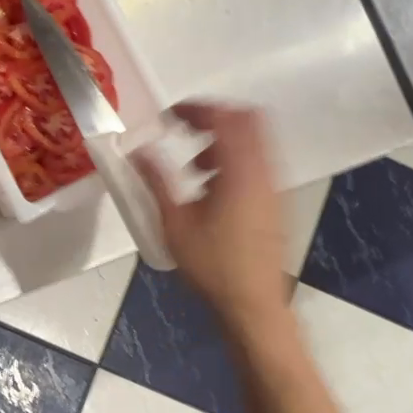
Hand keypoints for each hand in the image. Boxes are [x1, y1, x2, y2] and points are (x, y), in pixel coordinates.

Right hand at [138, 104, 290, 332]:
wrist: (253, 304)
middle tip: (183, 129)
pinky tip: (209, 189)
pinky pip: (258, 163)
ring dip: (223, 141)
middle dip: (213, 118)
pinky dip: (233, 160)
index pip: (225, 118)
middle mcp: (265, 172)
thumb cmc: (213, 266)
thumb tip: (136, 151)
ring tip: (192, 166)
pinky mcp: (275, 203)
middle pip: (248, 120)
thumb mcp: (175, 224)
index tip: (168, 117)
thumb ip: (156, 181)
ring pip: (255, 142)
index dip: (196, 109)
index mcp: (241, 172)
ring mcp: (275, 187)